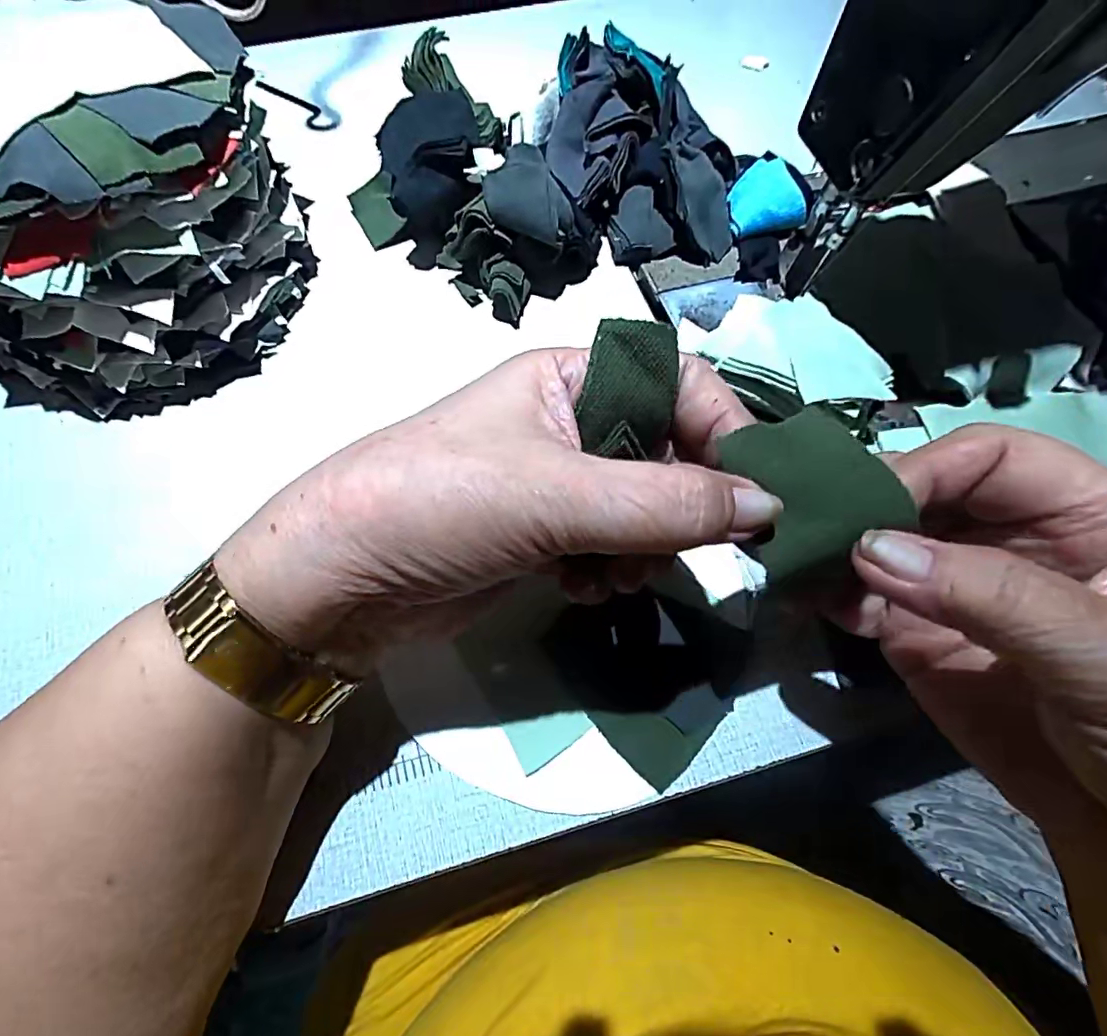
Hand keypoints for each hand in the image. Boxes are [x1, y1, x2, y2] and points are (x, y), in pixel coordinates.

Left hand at [213, 348, 774, 674]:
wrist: (336, 584)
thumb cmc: (438, 504)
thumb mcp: (556, 495)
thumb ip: (666, 502)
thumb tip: (769, 507)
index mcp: (573, 377)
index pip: (681, 386)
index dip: (724, 432)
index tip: (754, 494)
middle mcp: (574, 422)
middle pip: (671, 454)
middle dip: (679, 507)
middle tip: (671, 548)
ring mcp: (562, 484)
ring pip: (648, 510)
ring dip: (644, 549)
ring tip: (609, 575)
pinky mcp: (549, 535)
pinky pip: (616, 546)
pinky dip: (613, 570)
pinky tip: (580, 587)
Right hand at [834, 426, 1106, 1035]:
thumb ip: (996, 599)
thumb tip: (868, 548)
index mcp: (1101, 517)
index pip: (997, 461)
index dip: (929, 469)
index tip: (862, 503)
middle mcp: (1027, 545)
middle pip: (931, 499)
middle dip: (870, 506)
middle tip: (806, 525)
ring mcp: (974, 602)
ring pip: (893, 552)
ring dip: (843, 554)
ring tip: (794, 564)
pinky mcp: (937, 652)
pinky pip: (878, 610)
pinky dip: (841, 601)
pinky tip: (812, 603)